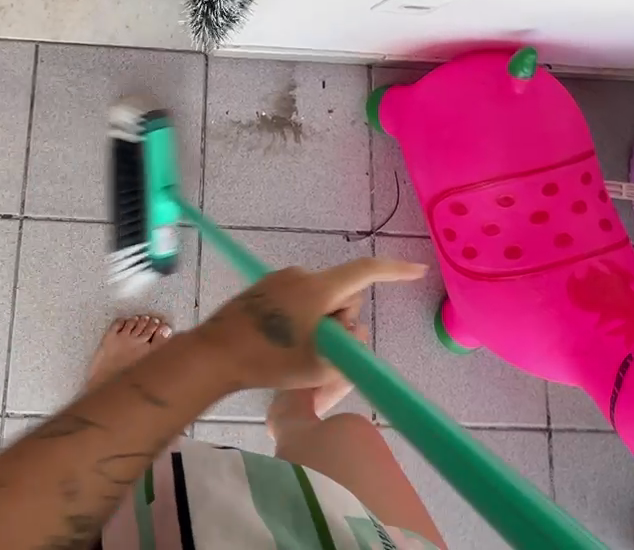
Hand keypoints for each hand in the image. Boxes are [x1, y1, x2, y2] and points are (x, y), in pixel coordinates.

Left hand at [193, 259, 425, 390]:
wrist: (217, 353)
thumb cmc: (270, 360)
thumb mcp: (321, 365)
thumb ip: (351, 347)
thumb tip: (354, 330)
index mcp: (318, 288)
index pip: (364, 271)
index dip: (393, 271)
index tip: (416, 269)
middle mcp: (302, 275)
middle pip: (342, 293)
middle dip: (341, 321)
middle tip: (321, 353)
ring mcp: (281, 279)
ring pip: (320, 300)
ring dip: (320, 324)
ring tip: (296, 353)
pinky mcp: (266, 288)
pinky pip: (299, 300)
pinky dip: (303, 319)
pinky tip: (283, 344)